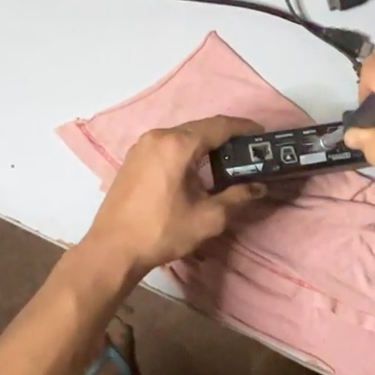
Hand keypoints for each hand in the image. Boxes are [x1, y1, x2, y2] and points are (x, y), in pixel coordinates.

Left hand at [79, 116, 266, 273]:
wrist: (113, 248)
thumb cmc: (162, 231)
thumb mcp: (208, 217)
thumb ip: (238, 197)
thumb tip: (259, 187)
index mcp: (178, 145)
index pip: (219, 126)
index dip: (243, 128)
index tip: (261, 135)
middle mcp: (158, 137)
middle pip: (200, 128)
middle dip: (225, 136)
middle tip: (247, 150)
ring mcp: (142, 146)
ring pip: (182, 136)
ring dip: (205, 144)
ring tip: (226, 160)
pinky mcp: (133, 159)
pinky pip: (167, 145)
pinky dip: (186, 151)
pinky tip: (196, 168)